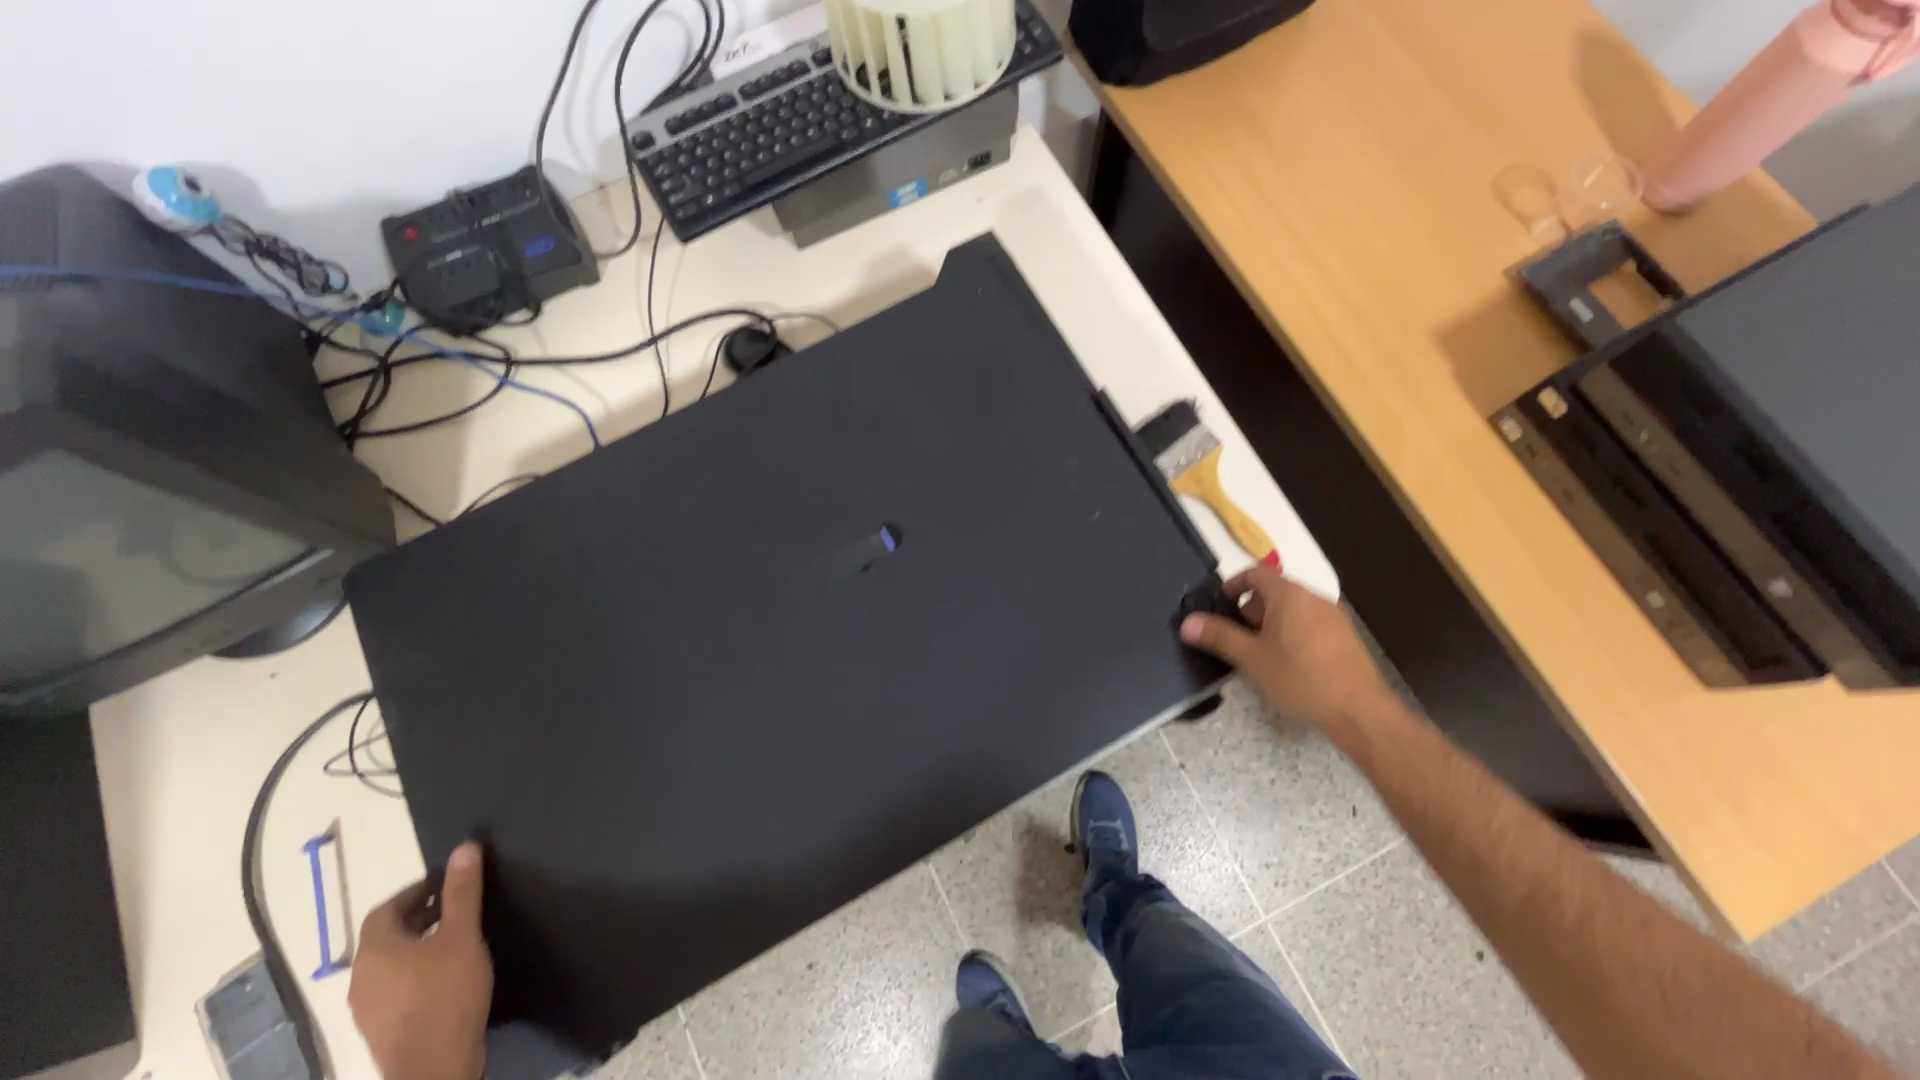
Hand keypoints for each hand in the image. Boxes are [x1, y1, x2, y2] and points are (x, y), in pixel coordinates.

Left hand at [349, 842, 492, 1079]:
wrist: (433, 1067)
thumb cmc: (446, 993)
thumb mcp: (462, 935)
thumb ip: (462, 893)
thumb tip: (464, 848)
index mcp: (375, 949)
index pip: (385, 909)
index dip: (415, 893)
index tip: (445, 886)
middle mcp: (361, 976)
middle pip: (386, 937)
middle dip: (418, 918)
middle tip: (454, 911)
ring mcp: (366, 1008)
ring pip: (390, 965)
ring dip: (416, 948)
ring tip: (454, 944)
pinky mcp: (380, 1030)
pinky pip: (394, 989)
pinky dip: (415, 974)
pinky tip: (445, 980)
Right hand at [1180, 565, 1391, 733]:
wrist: (1359, 709)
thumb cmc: (1300, 678)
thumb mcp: (1252, 658)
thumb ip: (1219, 637)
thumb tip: (1188, 622)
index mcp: (1290, 595)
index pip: (1256, 573)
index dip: (1234, 585)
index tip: (1220, 605)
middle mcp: (1314, 597)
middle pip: (1275, 591)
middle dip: (1251, 610)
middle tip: (1238, 637)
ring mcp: (1333, 616)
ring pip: (1294, 609)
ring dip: (1272, 623)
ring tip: (1260, 654)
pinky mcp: (1345, 637)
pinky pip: (1310, 623)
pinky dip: (1292, 633)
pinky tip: (1289, 664)